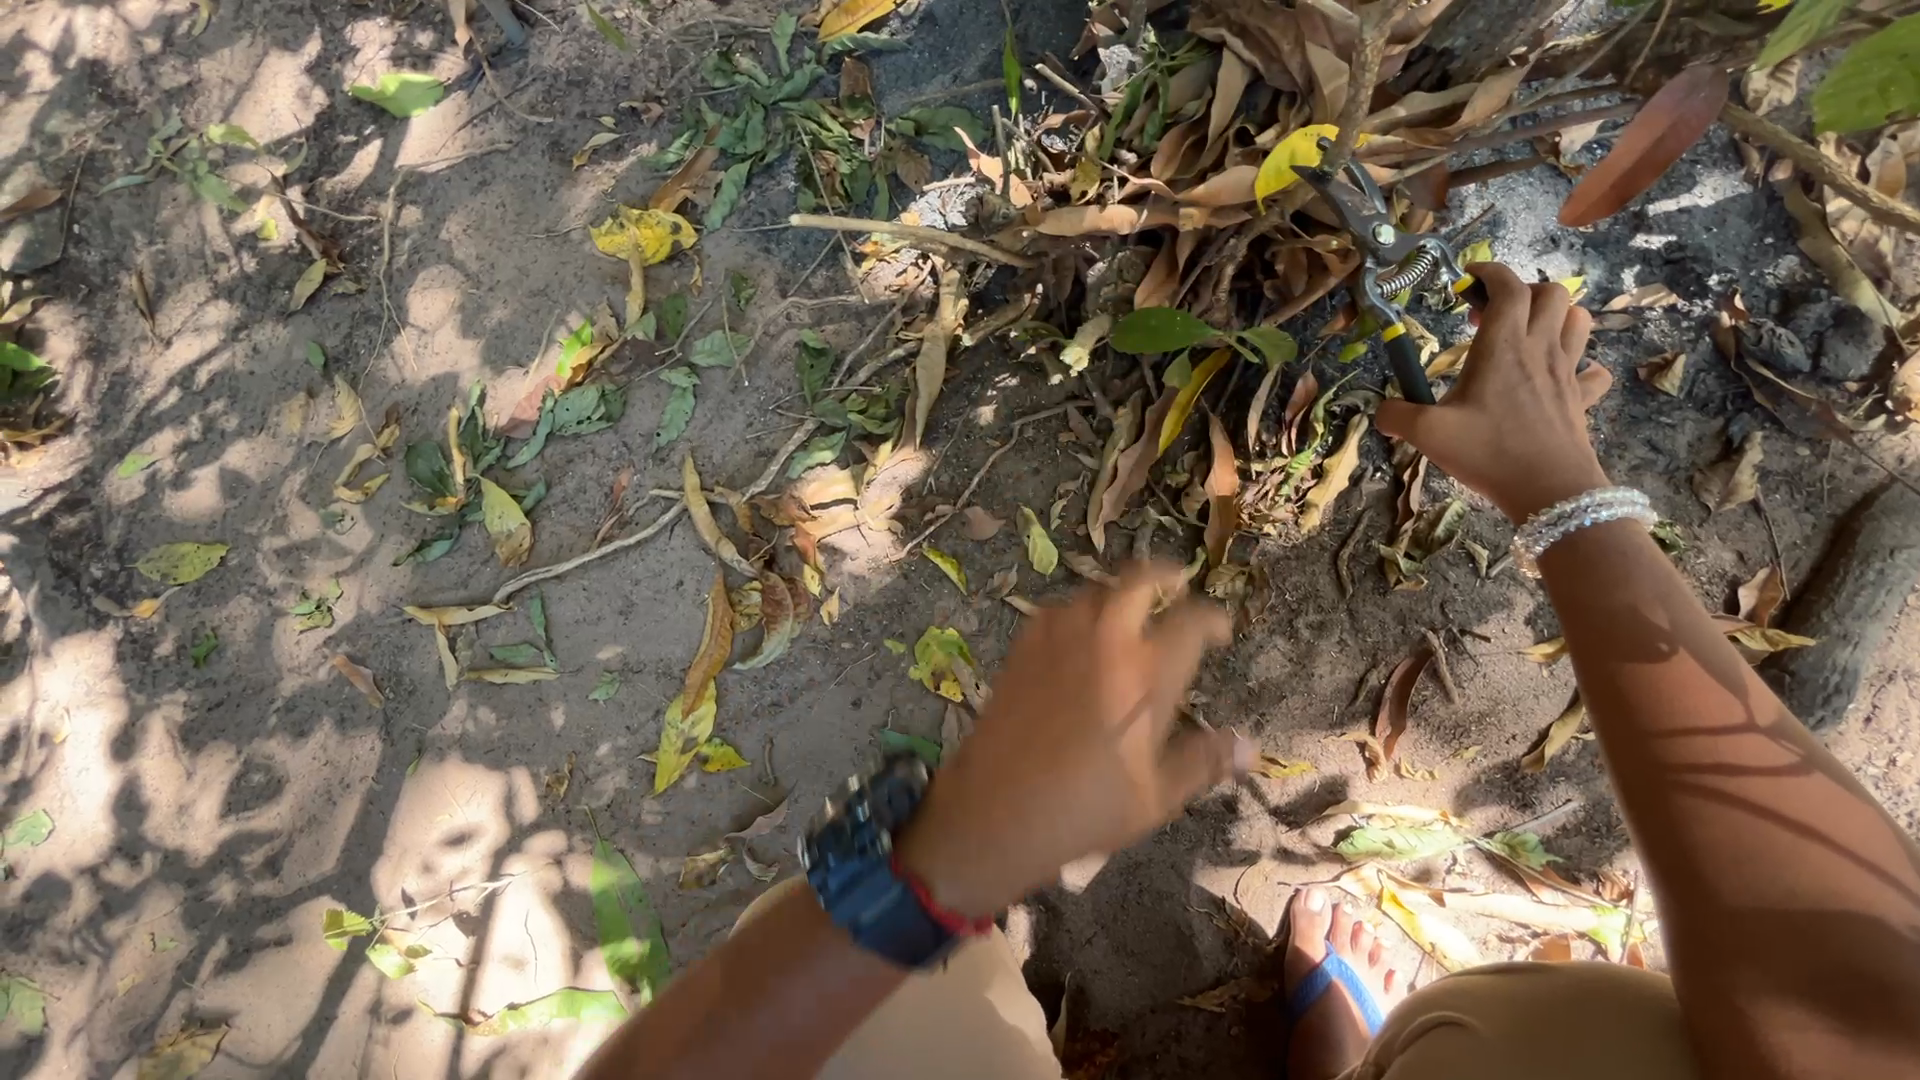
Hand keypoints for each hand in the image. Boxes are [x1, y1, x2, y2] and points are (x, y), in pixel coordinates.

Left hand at [895, 563, 1248, 917]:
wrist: (998, 808)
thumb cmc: (1086, 807)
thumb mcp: (1157, 796)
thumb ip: (1204, 761)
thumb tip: (1250, 746)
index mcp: (1147, 673)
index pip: (1192, 622)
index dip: (1213, 618)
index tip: (1221, 628)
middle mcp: (1105, 641)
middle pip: (1138, 581)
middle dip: (1164, 574)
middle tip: (1177, 582)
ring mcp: (1059, 639)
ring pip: (1094, 592)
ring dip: (1118, 594)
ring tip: (1129, 610)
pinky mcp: (1023, 648)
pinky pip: (1055, 611)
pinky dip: (1076, 612)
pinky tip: (1079, 633)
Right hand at [1376, 262, 1614, 522]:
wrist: (1548, 488)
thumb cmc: (1487, 451)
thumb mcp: (1426, 434)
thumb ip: (1395, 416)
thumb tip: (1381, 411)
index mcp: (1501, 347)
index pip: (1507, 288)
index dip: (1489, 273)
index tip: (1467, 278)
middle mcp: (1538, 349)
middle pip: (1551, 294)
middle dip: (1521, 292)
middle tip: (1488, 315)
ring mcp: (1566, 372)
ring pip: (1578, 320)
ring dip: (1553, 317)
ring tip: (1524, 336)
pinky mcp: (1581, 398)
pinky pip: (1591, 369)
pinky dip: (1579, 364)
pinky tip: (1557, 378)